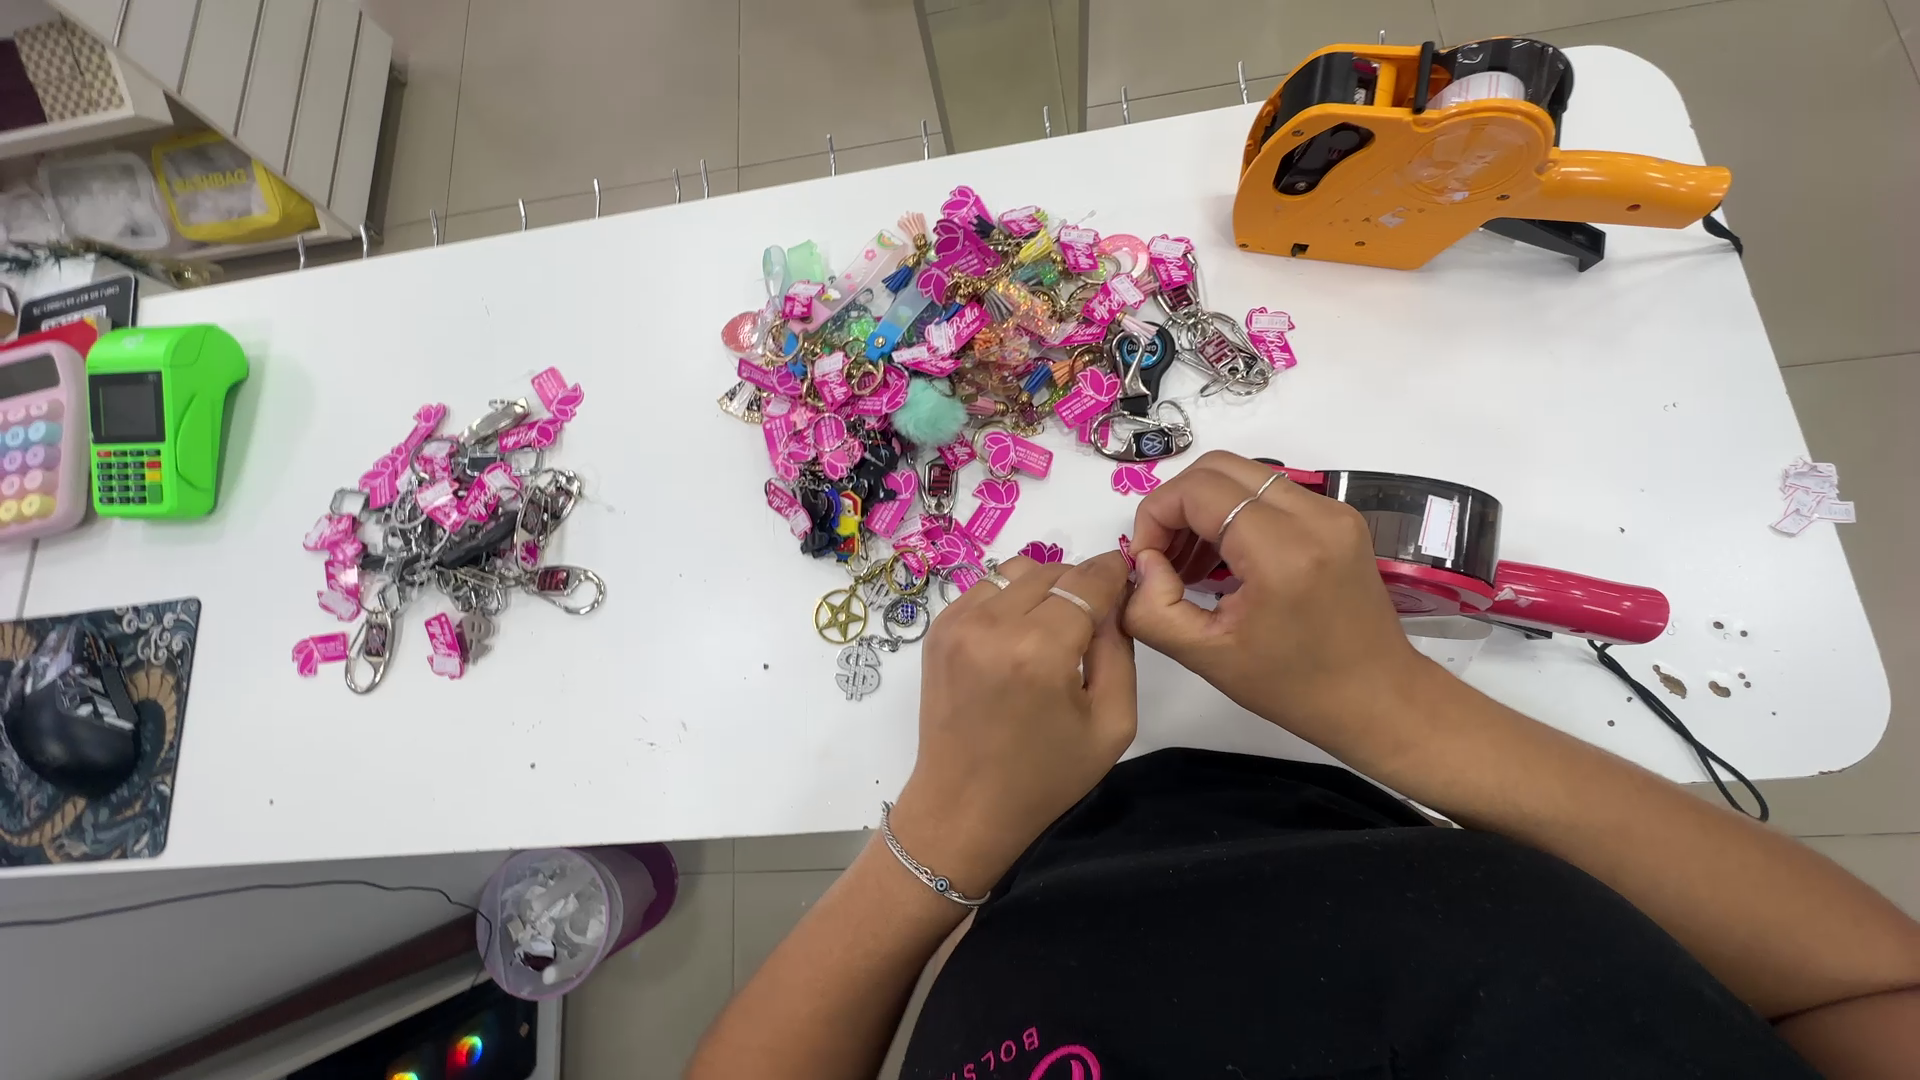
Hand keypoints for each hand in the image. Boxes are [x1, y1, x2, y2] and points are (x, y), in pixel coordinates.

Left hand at [888, 553, 1135, 895]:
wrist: (963, 805)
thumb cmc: (1045, 776)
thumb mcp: (1112, 723)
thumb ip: (1119, 650)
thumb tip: (1112, 601)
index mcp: (1040, 651)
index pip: (1087, 581)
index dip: (1112, 572)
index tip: (1125, 575)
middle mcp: (992, 625)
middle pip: (1051, 570)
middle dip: (1079, 584)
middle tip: (1091, 617)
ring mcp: (957, 624)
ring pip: (1016, 573)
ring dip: (1042, 589)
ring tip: (1052, 628)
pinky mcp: (938, 630)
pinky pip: (985, 590)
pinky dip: (1008, 601)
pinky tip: (1016, 639)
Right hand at [1121, 451, 1433, 753]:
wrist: (1378, 699)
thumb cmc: (1293, 687)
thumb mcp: (1205, 657)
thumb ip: (1151, 609)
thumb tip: (1142, 562)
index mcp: (1283, 553)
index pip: (1197, 491)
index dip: (1155, 516)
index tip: (1147, 561)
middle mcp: (1314, 517)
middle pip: (1217, 468)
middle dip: (1174, 505)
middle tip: (1163, 557)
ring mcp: (1332, 511)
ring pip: (1241, 474)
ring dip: (1201, 507)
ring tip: (1189, 562)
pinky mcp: (1338, 516)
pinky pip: (1267, 491)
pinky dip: (1231, 512)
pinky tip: (1222, 559)